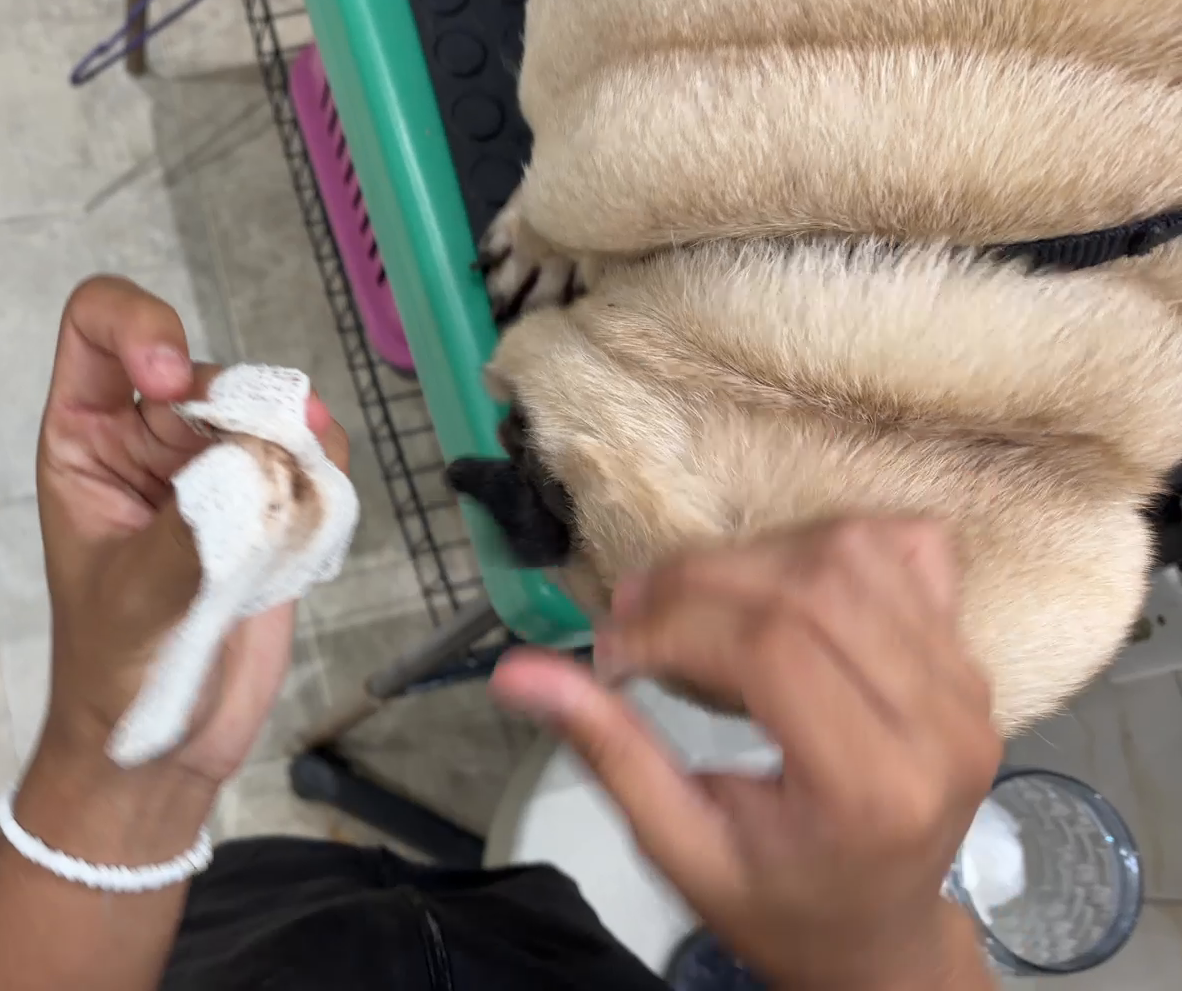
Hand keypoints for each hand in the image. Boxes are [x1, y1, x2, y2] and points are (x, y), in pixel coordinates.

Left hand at [34, 276, 348, 788]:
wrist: (166, 746)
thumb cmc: (117, 674)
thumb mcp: (137, 600)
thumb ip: (192, 530)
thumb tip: (257, 466)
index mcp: (89, 442)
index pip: (98, 329)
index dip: (136, 325)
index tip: (171, 380)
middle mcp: (150, 441)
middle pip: (203, 372)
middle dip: (241, 408)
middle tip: (274, 465)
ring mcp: (212, 472)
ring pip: (263, 410)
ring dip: (292, 439)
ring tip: (304, 492)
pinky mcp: (263, 506)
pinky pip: (303, 456)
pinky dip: (321, 471)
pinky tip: (317, 510)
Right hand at [492, 520, 1001, 990]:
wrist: (881, 937)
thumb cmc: (774, 901)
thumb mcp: (674, 844)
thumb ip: (604, 747)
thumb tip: (513, 672)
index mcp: (871, 784)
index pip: (767, 648)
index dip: (666, 629)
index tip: (608, 656)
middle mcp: (939, 721)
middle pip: (804, 588)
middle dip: (689, 585)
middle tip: (630, 617)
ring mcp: (965, 680)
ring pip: (848, 552)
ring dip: (743, 559)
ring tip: (688, 600)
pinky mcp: (962, 653)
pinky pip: (905, 548)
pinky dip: (826, 542)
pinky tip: (775, 579)